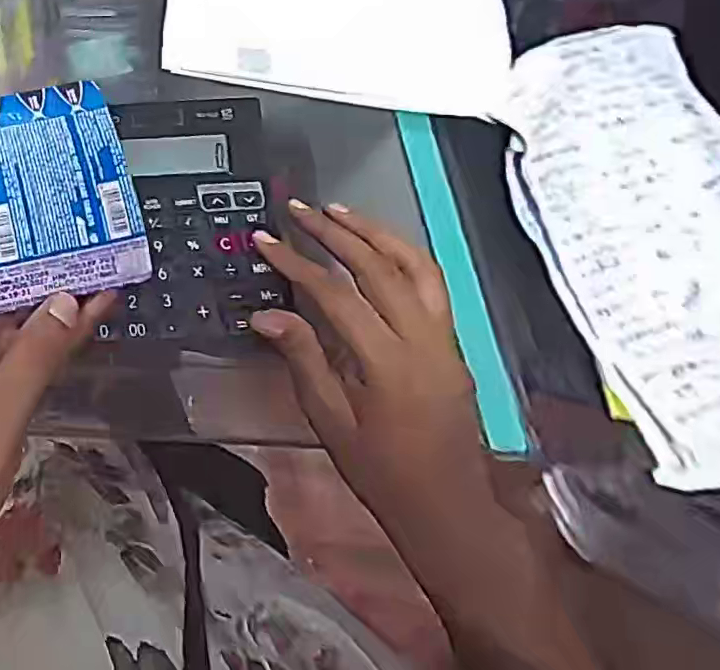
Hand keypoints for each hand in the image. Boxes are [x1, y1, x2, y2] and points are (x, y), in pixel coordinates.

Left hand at [0, 232, 113, 669]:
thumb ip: (34, 356)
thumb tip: (70, 295)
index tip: (35, 188)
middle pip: (1, 278)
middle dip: (39, 247)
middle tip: (87, 214)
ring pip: (22, 311)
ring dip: (57, 286)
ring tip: (105, 251)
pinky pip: (31, 347)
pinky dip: (61, 329)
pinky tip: (97, 309)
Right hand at [247, 201, 496, 534]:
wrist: (451, 509)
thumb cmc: (381, 470)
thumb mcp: (329, 419)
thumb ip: (301, 358)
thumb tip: (264, 314)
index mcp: (388, 363)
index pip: (335, 295)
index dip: (296, 263)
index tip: (266, 241)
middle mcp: (424, 342)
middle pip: (379, 268)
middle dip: (334, 233)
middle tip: (299, 209)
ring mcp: (446, 340)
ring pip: (416, 268)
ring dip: (375, 233)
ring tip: (339, 211)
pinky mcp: (454, 344)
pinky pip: (433, 285)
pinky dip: (403, 254)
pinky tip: (379, 244)